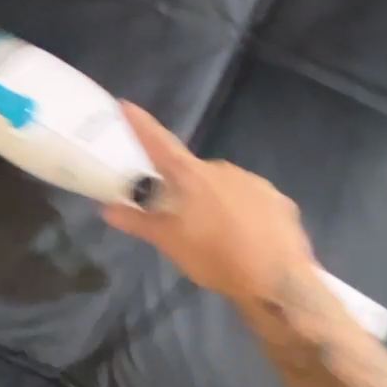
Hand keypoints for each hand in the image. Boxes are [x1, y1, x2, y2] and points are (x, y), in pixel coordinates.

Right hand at [103, 102, 315, 308]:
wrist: (277, 281)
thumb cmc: (215, 258)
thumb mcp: (170, 244)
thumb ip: (139, 222)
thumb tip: (107, 209)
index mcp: (192, 176)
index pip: (160, 143)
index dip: (142, 125)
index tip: (127, 105)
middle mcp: (223, 170)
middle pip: (194, 171)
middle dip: (184, 187)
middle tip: (179, 215)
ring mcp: (255, 182)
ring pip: (224, 185)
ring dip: (215, 200)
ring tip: (215, 233)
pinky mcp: (279, 200)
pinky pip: (252, 199)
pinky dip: (243, 211)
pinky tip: (245, 237)